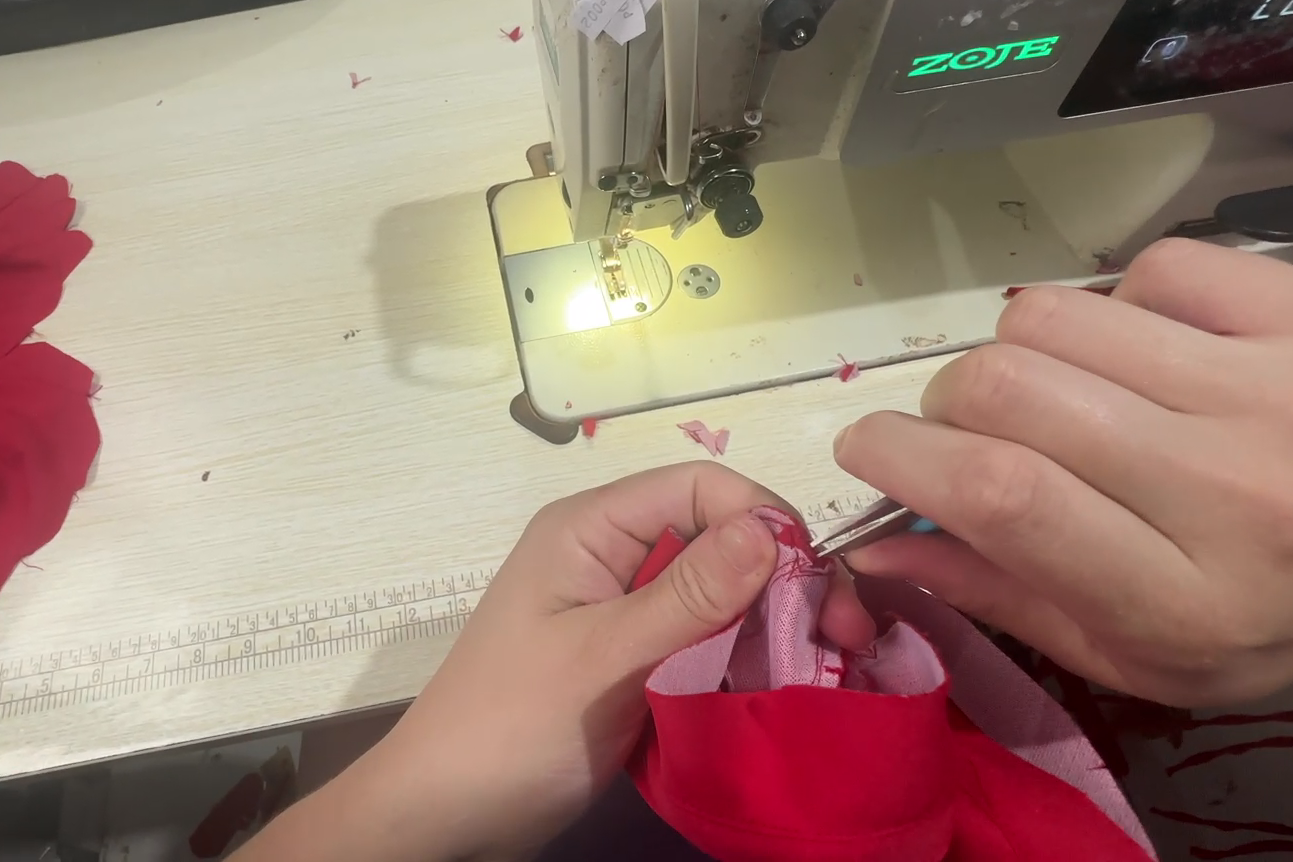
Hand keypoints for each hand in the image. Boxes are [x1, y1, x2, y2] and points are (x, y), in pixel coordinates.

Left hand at [324, 462, 868, 860]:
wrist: (450, 807)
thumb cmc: (514, 723)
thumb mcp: (602, 657)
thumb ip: (685, 595)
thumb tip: (767, 527)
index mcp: (590, 526)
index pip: (692, 485)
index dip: (758, 516)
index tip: (814, 580)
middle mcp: (609, 549)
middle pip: (711, 532)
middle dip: (776, 573)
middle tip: (841, 634)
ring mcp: (621, 601)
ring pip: (713, 586)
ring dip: (768, 618)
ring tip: (827, 663)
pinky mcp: (633, 649)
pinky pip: (701, 632)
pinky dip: (742, 651)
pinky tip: (782, 680)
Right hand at [834, 239, 1292, 737]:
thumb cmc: (1261, 625)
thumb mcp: (1121, 651)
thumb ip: (987, 593)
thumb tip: (868, 544)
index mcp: (1179, 596)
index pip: (996, 492)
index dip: (898, 452)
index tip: (867, 446)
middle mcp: (1241, 490)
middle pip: (1002, 385)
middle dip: (951, 402)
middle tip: (981, 428)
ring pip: (1048, 314)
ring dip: (1024, 352)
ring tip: (1072, 390)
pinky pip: (1149, 269)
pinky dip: (1121, 308)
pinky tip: (1158, 355)